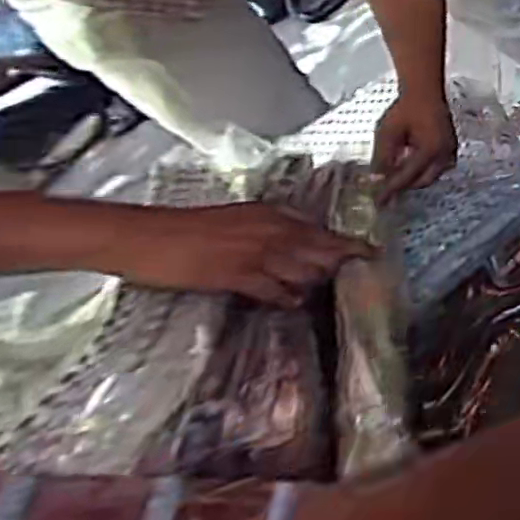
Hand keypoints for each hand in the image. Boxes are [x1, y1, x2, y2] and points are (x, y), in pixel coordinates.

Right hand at [114, 202, 369, 306]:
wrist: (147, 235)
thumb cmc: (194, 226)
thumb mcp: (246, 216)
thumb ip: (277, 224)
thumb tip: (304, 236)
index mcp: (277, 216)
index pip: (324, 232)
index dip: (350, 246)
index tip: (373, 254)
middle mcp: (276, 232)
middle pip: (323, 251)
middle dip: (343, 265)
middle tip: (358, 277)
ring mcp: (258, 253)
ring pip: (304, 270)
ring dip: (316, 282)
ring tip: (325, 292)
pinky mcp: (235, 275)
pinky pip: (272, 289)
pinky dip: (286, 297)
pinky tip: (294, 303)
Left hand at [372, 90, 457, 199]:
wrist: (424, 91)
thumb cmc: (405, 109)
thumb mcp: (387, 133)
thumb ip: (382, 158)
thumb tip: (377, 180)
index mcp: (429, 152)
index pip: (407, 178)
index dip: (391, 190)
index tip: (378, 203)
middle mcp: (444, 154)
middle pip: (424, 181)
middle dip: (406, 186)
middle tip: (386, 189)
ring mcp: (450, 150)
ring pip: (433, 174)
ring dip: (416, 178)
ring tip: (398, 176)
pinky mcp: (451, 145)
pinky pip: (439, 166)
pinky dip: (425, 170)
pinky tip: (411, 164)